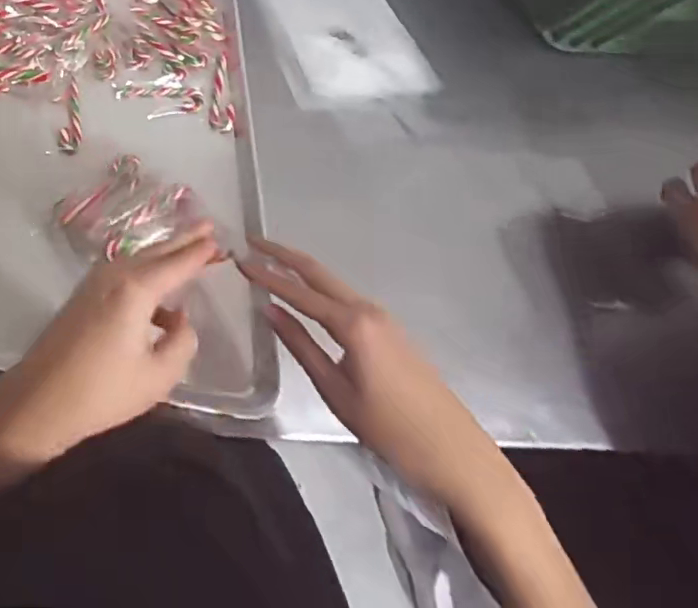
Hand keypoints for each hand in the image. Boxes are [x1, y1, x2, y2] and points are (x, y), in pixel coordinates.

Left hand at [0, 225, 220, 465]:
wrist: (41, 398)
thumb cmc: (102, 391)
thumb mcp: (158, 375)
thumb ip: (181, 342)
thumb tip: (181, 320)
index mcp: (134, 289)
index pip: (175, 263)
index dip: (198, 252)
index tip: (219, 238)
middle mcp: (113, 275)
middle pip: (154, 252)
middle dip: (181, 240)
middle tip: (207, 227)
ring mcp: (94, 282)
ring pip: (137, 260)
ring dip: (162, 253)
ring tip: (189, 250)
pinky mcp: (83, 295)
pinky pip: (123, 272)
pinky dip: (145, 271)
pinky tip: (159, 293)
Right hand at [240, 236, 515, 512]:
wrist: (457, 456)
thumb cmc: (390, 428)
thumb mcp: (336, 390)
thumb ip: (301, 346)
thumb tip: (270, 310)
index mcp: (352, 325)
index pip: (299, 292)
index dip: (267, 276)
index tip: (240, 260)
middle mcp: (368, 311)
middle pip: (319, 274)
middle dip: (284, 255)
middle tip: (253, 241)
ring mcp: (383, 319)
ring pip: (334, 284)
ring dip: (302, 269)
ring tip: (271, 261)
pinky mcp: (391, 332)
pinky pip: (346, 299)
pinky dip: (320, 288)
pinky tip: (307, 293)